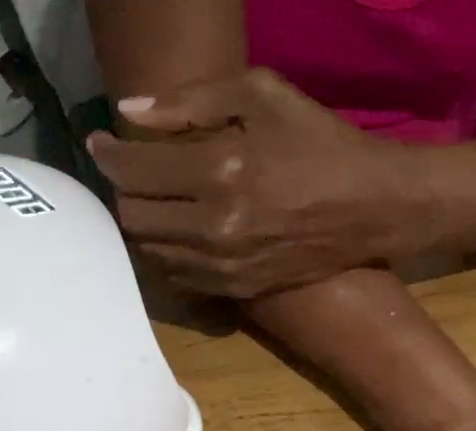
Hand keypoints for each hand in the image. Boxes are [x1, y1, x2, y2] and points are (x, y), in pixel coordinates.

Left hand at [87, 69, 423, 297]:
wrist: (373, 209)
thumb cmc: (321, 143)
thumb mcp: (262, 95)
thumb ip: (190, 101)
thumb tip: (130, 113)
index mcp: (219, 170)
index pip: (133, 171)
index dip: (108, 154)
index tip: (102, 142)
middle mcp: (215, 226)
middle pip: (134, 216)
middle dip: (123, 190)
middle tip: (131, 172)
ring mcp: (226, 265)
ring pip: (151, 251)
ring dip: (144, 224)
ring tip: (155, 201)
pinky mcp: (238, 289)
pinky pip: (178, 278)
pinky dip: (167, 254)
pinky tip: (179, 233)